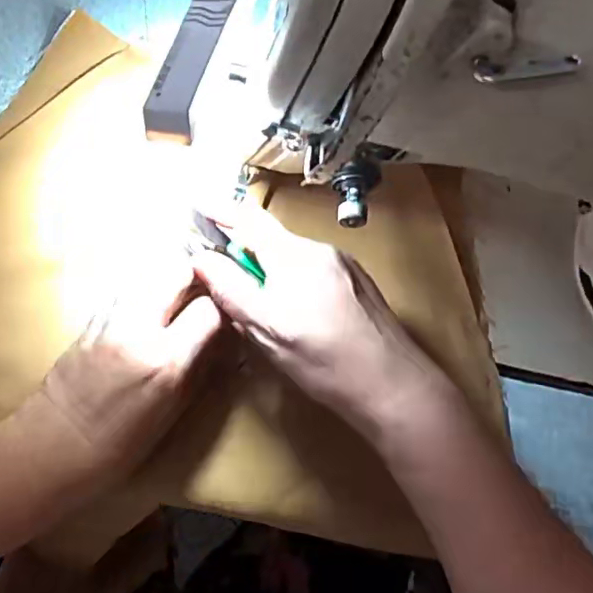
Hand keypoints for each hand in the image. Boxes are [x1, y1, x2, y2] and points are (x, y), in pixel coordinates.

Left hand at [16, 259, 223, 480]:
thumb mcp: (173, 409)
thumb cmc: (122, 442)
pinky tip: (146, 313)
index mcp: (163, 359)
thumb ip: (199, 366)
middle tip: (203, 294)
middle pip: (176, 271)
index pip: (208, 308)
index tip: (224, 316)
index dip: (222, 310)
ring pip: (148, 273)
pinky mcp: (90, 316)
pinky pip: (125, 290)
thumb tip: (222, 337)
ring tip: (176, 301)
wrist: (58, 441)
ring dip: (167, 281)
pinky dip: (142, 293)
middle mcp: (136, 328)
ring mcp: (109, 318)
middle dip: (195, 277)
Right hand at [192, 198, 463, 435]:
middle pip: (269, 240)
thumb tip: (200, 258)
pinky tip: (289, 315)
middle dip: (240, 251)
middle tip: (219, 274)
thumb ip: (229, 288)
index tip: (197, 204)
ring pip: (288, 258)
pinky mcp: (355, 284)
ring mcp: (343, 266)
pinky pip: (309, 271)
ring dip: (264, 271)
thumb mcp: (264, 327)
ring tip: (255, 305)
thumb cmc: (324, 361)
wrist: (396, 388)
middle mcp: (321, 250)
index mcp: (296, 255)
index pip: (248, 221)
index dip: (219, 212)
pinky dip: (288, 282)